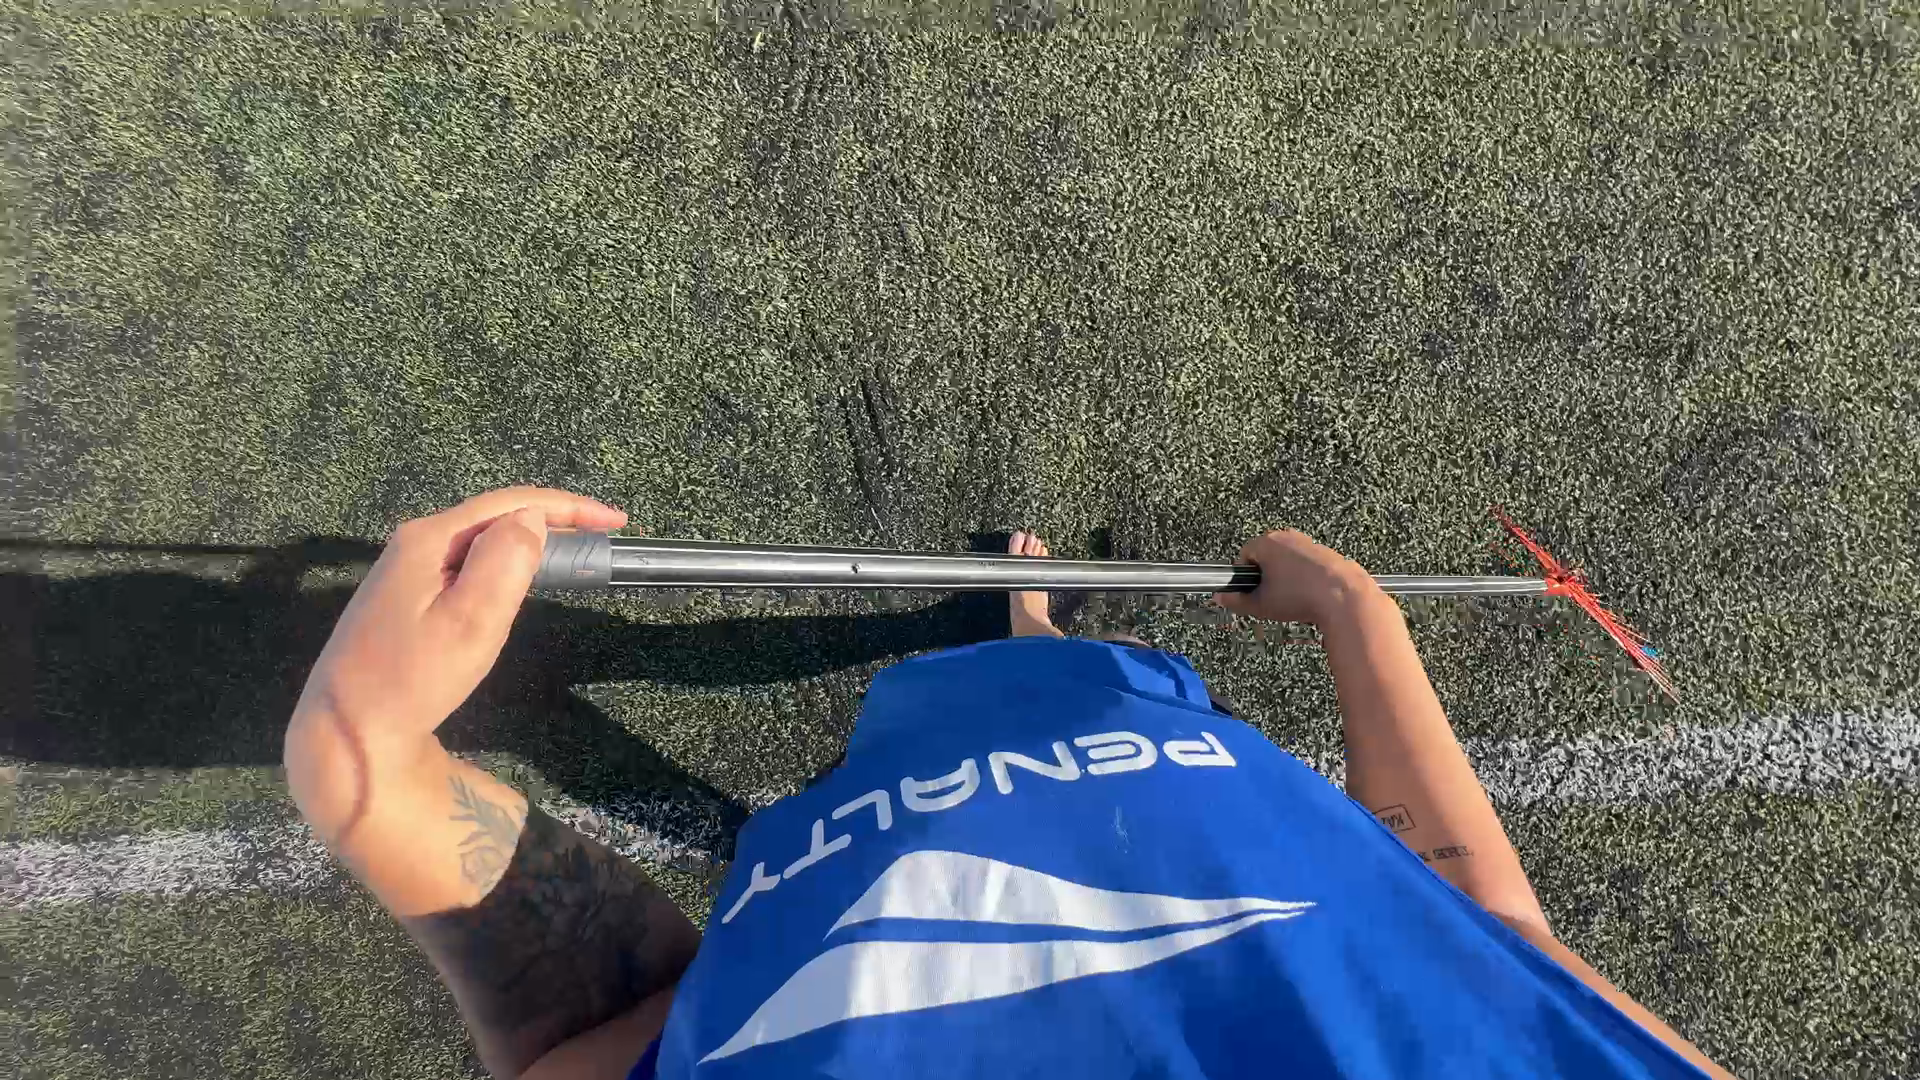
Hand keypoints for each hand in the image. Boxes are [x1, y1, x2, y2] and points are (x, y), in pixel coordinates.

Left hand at [291, 487, 626, 750]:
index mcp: (432, 540)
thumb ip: (504, 562)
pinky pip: (474, 555)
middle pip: (499, 512)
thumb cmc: (417, 676)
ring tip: (579, 547)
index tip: (615, 522)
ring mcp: (410, 565)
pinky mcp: (410, 589)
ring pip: (486, 533)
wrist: (349, 728)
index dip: (569, 506)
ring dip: (536, 533)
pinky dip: (513, 553)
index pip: (513, 503)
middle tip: (605, 533)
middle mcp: (418, 541)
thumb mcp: (471, 620)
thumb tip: (533, 518)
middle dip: (558, 516)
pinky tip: (528, 568)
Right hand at [1213, 529, 1381, 624]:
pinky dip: (1305, 579)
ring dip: (1286, 577)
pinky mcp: (1329, 554)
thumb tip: (1222, 598)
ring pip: (1288, 561)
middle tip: (1270, 597)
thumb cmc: (1300, 597)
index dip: (1244, 576)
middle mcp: (1288, 537)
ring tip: (1291, 599)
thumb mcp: (1259, 605)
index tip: (1250, 590)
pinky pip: (1308, 566)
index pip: (1244, 555)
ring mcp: (1310, 544)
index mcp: (1267, 543)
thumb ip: (1235, 601)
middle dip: (1266, 576)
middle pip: (1267, 556)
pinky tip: (1309, 596)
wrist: (1345, 599)